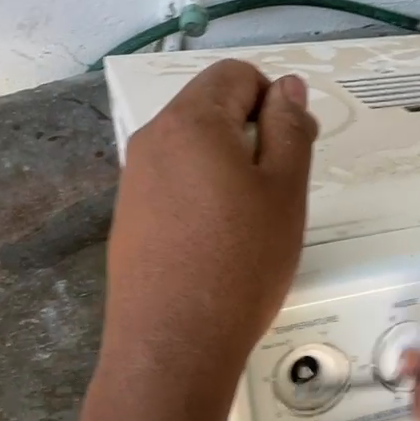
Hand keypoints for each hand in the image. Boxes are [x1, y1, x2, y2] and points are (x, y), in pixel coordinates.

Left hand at [103, 60, 317, 388]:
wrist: (172, 345)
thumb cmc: (240, 264)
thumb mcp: (284, 191)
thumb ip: (289, 128)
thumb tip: (286, 87)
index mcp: (191, 122)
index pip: (235, 75)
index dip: (273, 100)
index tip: (291, 149)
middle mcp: (152, 140)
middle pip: (209, 108)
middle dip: (250, 133)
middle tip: (277, 191)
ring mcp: (133, 181)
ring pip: (191, 149)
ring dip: (227, 167)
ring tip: (249, 223)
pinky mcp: (128, 218)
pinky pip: (172, 184)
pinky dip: (201, 195)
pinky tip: (215, 243)